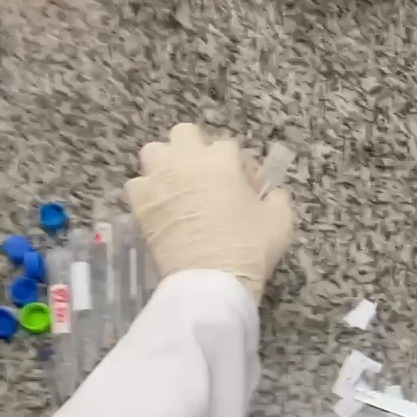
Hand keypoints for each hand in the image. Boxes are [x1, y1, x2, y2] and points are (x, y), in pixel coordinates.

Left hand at [125, 124, 294, 300]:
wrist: (211, 281)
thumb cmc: (249, 248)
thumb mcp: (279, 222)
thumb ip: (277, 198)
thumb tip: (272, 193)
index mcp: (221, 159)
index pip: (229, 146)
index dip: (239, 165)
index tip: (244, 184)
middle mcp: (186, 161)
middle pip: (184, 134)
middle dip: (195, 149)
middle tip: (205, 175)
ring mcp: (159, 181)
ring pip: (154, 152)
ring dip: (165, 164)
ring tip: (177, 186)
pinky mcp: (140, 205)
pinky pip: (137, 186)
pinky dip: (147, 193)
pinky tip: (159, 208)